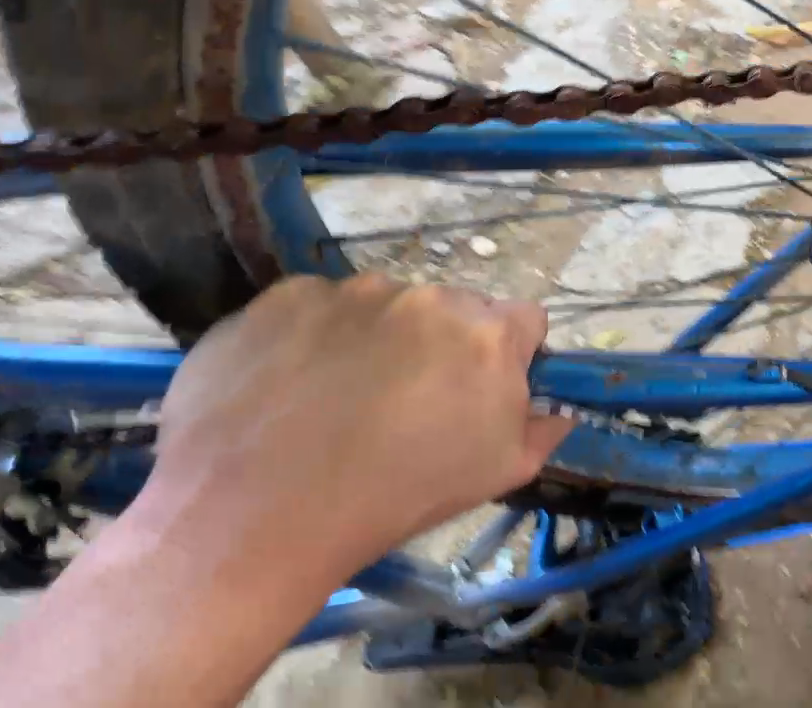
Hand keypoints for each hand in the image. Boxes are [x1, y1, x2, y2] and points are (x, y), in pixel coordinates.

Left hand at [147, 275, 573, 579]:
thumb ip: (544, 430)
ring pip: (385, 305)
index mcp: (490, 333)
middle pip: (454, 310)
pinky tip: (292, 386)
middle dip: (442, 344)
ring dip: (379, 336)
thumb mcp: (501, 474)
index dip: (508, 355)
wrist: (253, 519)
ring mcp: (353, 291)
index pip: (524, 320)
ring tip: (339, 397)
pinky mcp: (284, 298)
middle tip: (407, 400)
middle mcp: (430, 296)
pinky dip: (315, 336)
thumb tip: (558, 412)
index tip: (477, 391)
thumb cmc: (397, 496)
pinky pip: (318, 308)